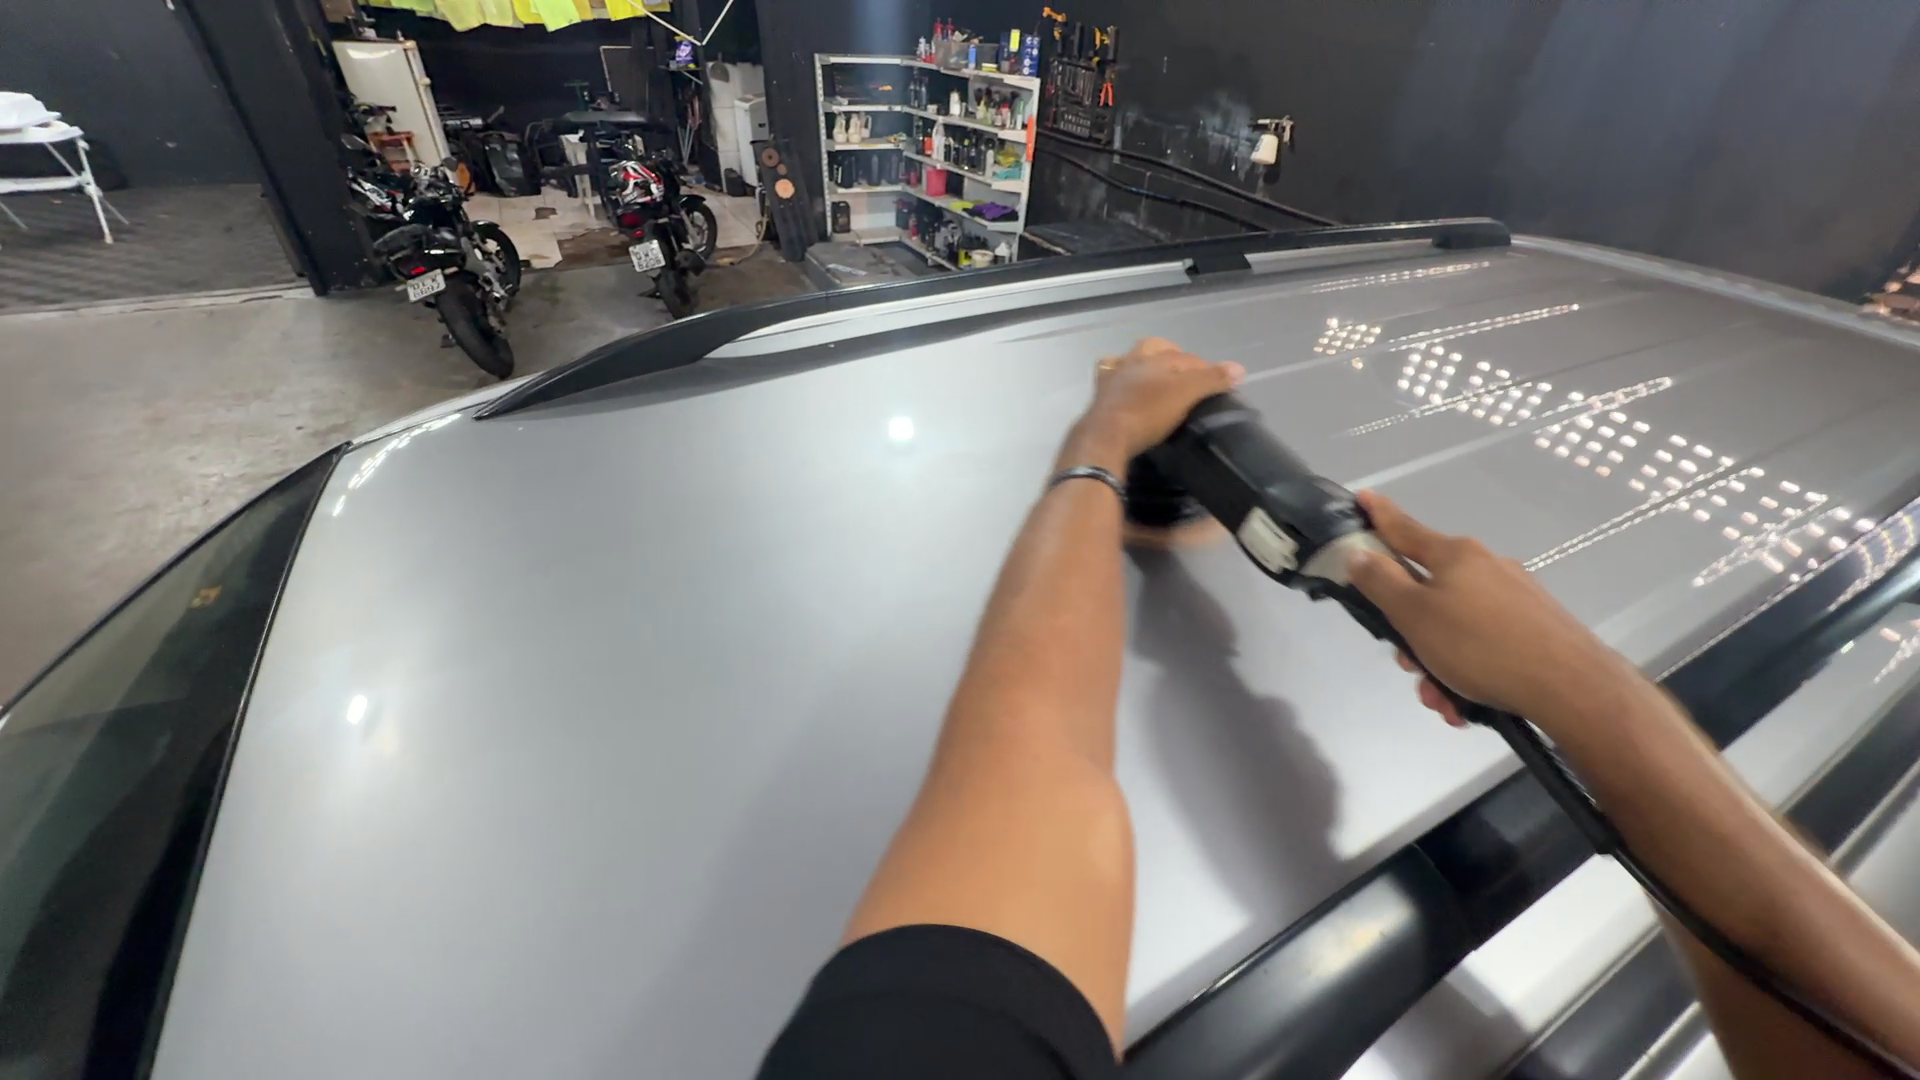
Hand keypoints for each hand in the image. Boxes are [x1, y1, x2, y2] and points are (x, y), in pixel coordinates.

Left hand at [1069, 339, 1244, 464]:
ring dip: (1141, 365)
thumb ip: (1211, 379)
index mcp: (1154, 356)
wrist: (1105, 436)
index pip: (1186, 357)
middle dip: (1170, 356)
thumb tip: (1239, 368)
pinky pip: (1109, 380)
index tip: (1216, 382)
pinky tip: (1124, 391)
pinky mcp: (1097, 396)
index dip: (1204, 367)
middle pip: (1153, 349)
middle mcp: (1131, 361)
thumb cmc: (1147, 413)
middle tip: (1183, 373)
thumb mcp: (1185, 394)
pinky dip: (1119, 381)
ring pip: (1127, 360)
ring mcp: (1111, 378)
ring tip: (1154, 379)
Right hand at [1346, 490, 1629, 724]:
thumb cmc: (1480, 644)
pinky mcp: (1534, 628)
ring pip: (1453, 625)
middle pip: (1426, 591)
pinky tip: (1465, 704)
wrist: (1574, 689)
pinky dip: (1466, 672)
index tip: (1363, 496)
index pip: (1404, 528)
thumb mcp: (1413, 614)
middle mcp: (1485, 567)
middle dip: (1408, 632)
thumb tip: (1359, 553)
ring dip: (1436, 663)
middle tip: (1407, 664)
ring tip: (1441, 698)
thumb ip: (1380, 582)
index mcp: (1455, 556)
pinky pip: (1482, 645)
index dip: (1378, 514)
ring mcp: (1514, 597)